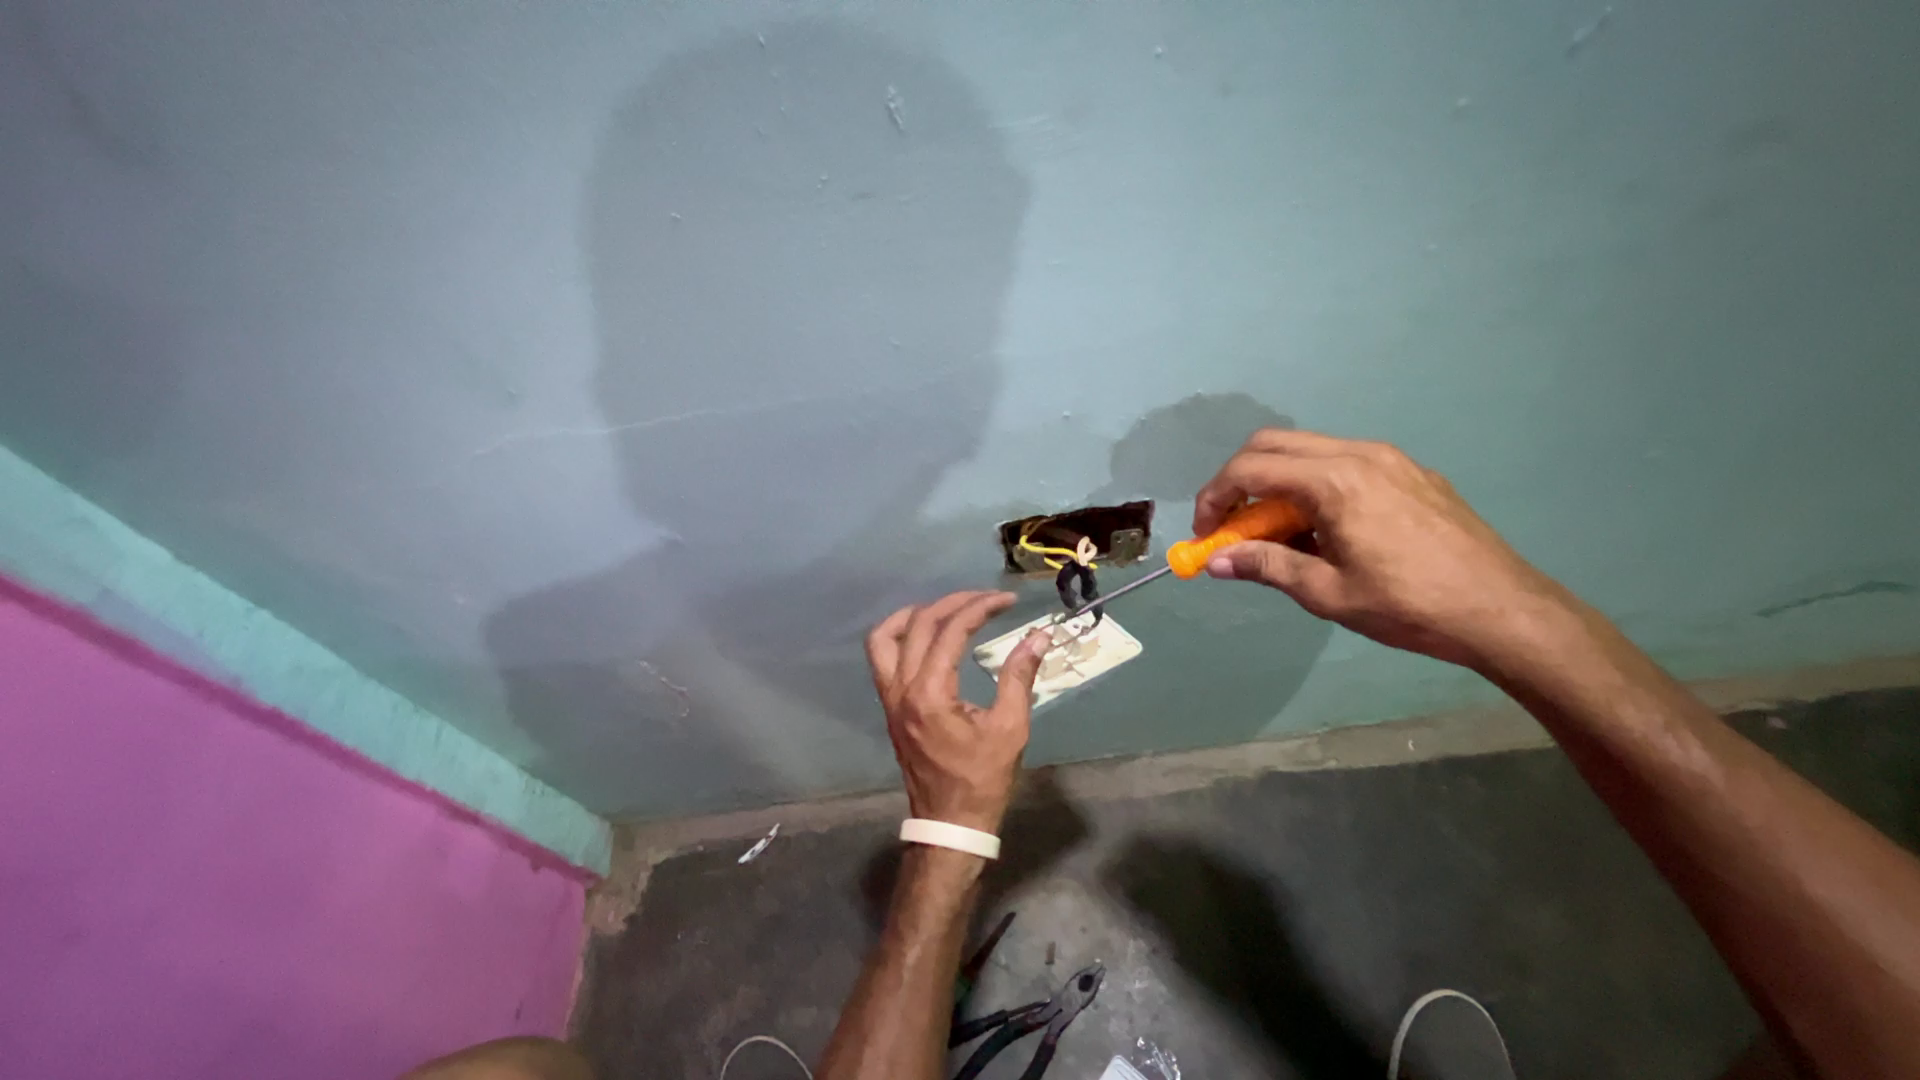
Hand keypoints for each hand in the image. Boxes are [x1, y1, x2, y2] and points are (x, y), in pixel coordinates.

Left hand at [865, 591, 1049, 834]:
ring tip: (946, 608)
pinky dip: (901, 637)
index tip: (1007, 601)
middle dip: (954, 603)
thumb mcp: (1010, 728)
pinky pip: (882, 659)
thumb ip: (1020, 676)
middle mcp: (901, 689)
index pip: (950, 631)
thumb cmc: (982, 780)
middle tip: (986, 598)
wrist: (949, 824)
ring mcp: (889, 698)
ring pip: (885, 638)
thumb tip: (1039, 636)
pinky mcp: (890, 708)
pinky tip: (928, 637)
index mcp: (929, 693)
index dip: (980, 608)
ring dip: (914, 615)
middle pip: (918, 625)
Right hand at [1194, 429, 1567, 669]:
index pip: (1249, 470)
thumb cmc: (1408, 605)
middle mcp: (1359, 453)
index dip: (1214, 499)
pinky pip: (1344, 462)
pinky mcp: (1412, 472)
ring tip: (1279, 535)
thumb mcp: (1326, 593)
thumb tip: (1215, 561)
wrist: (1504, 610)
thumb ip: (1266, 566)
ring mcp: (1390, 458)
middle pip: (1273, 445)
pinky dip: (1314, 485)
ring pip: (1309, 450)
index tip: (1205, 534)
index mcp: (1334, 481)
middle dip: (1238, 481)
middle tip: (1230, 526)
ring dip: (1277, 483)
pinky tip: (1327, 529)